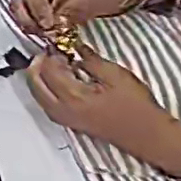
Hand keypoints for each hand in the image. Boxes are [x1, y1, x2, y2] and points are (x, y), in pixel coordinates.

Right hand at [8, 0, 142, 33]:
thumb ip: (71, 9)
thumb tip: (54, 24)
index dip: (39, 12)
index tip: (49, 25)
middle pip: (19, 5)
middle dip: (29, 21)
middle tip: (46, 33)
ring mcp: (36, 0)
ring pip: (21, 16)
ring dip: (32, 28)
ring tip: (49, 35)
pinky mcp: (40, 13)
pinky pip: (30, 22)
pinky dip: (36, 31)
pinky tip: (50, 35)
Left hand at [24, 46, 180, 177]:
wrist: (146, 134)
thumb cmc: (136, 106)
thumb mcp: (116, 75)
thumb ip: (90, 60)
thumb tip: (74, 49)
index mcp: (72, 96)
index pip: (47, 70)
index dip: (50, 55)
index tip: (58, 45)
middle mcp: (60, 109)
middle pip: (34, 82)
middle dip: (38, 64)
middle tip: (50, 52)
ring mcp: (61, 117)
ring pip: (36, 93)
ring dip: (39, 76)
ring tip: (53, 63)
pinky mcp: (65, 122)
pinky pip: (43, 101)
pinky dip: (44, 88)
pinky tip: (56, 79)